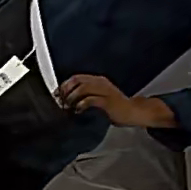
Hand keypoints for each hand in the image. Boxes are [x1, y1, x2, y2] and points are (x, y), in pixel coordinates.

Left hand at [55, 75, 176, 129]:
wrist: (134, 112)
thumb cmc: (114, 106)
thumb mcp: (98, 95)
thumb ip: (84, 93)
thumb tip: (64, 97)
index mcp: (98, 80)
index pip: (76, 77)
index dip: (63, 85)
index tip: (56, 94)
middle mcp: (101, 83)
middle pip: (77, 80)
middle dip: (66, 90)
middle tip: (62, 101)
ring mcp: (106, 91)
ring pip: (83, 88)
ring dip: (72, 97)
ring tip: (69, 106)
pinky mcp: (109, 101)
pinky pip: (90, 100)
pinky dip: (81, 105)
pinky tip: (78, 111)